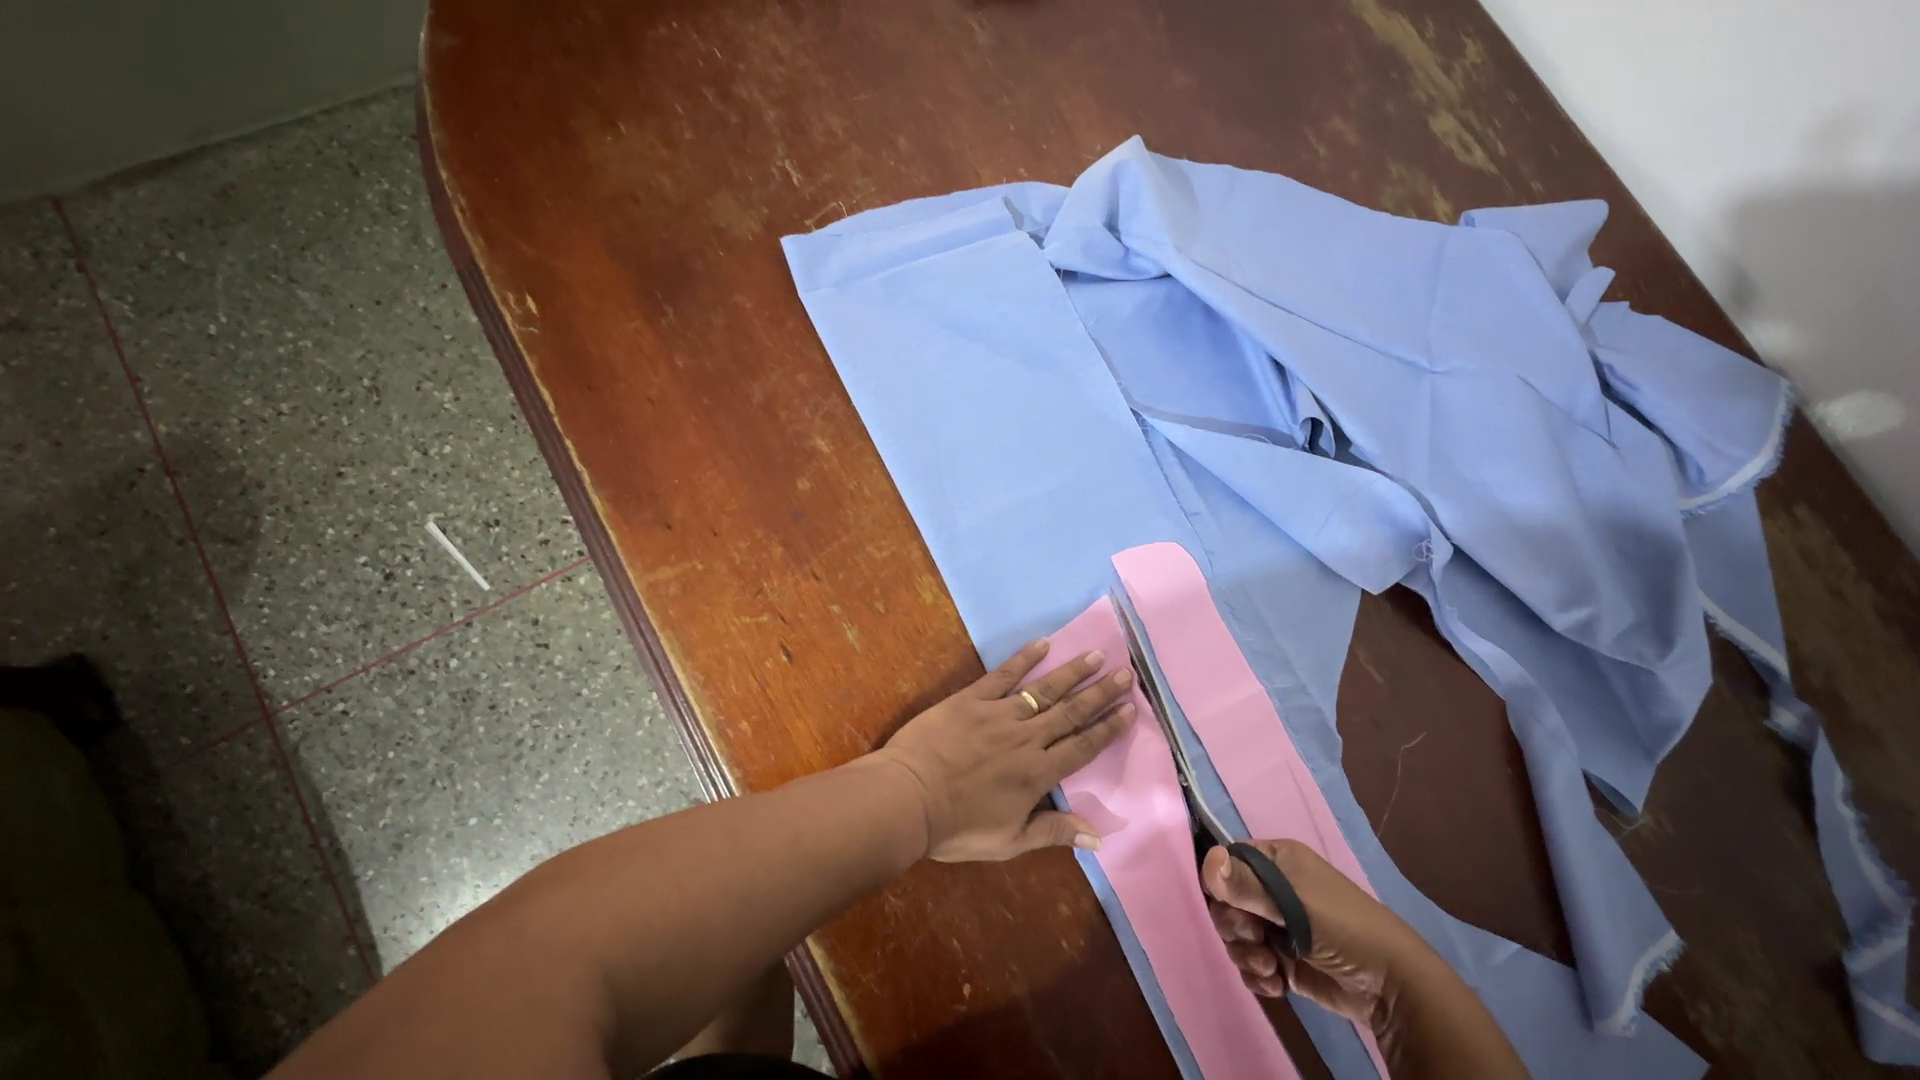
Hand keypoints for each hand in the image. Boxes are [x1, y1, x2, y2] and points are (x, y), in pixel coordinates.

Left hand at [875, 639, 1135, 861]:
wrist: (907, 798)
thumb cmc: (956, 827)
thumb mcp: (1008, 842)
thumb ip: (1052, 832)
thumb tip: (1099, 836)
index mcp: (1037, 774)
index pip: (1082, 746)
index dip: (1108, 727)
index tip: (1130, 709)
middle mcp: (1026, 739)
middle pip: (1070, 712)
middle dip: (1100, 693)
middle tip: (1125, 673)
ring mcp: (998, 715)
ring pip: (1043, 690)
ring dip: (1072, 672)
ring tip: (1095, 655)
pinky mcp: (971, 700)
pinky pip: (1003, 675)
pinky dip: (1023, 659)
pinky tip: (1042, 644)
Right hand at [1203, 840, 1432, 1026]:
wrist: (1390, 986)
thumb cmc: (1344, 928)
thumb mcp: (1295, 903)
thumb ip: (1247, 885)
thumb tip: (1207, 859)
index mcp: (1277, 862)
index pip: (1227, 863)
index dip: (1221, 886)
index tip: (1235, 906)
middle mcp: (1272, 891)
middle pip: (1225, 903)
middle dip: (1234, 927)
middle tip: (1256, 938)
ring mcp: (1277, 927)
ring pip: (1234, 937)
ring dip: (1246, 955)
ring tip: (1270, 967)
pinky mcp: (1281, 960)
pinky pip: (1249, 964)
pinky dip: (1257, 976)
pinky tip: (1277, 984)